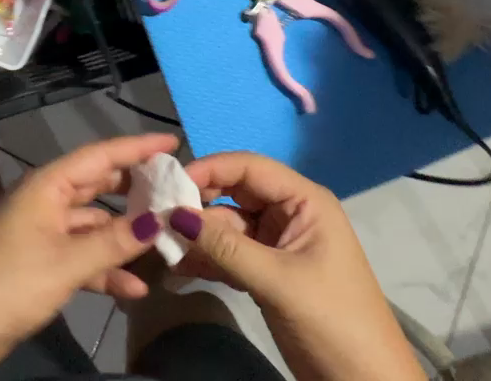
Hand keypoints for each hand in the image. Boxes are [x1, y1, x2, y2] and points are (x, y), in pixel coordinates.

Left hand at [0, 133, 176, 380]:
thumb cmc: (9, 283)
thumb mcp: (67, 263)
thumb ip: (114, 241)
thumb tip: (159, 216)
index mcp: (47, 184)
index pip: (100, 156)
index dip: (137, 148)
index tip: (173, 142)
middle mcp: (45, 199)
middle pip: (98, 186)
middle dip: (136, 189)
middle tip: (178, 190)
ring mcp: (41, 231)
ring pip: (93, 224)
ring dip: (125, 236)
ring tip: (167, 242)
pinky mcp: (39, 262)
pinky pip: (81, 255)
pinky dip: (105, 268)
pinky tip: (135, 289)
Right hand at [168, 152, 424, 380]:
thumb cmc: (334, 322)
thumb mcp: (278, 282)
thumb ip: (224, 247)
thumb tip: (171, 214)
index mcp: (304, 201)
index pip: (248, 167)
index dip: (209, 169)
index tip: (169, 184)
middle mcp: (289, 213)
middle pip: (233, 193)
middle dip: (196, 203)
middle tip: (155, 214)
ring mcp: (277, 243)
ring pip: (226, 225)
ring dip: (195, 234)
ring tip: (159, 244)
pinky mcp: (267, 271)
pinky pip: (228, 253)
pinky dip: (204, 258)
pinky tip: (175, 266)